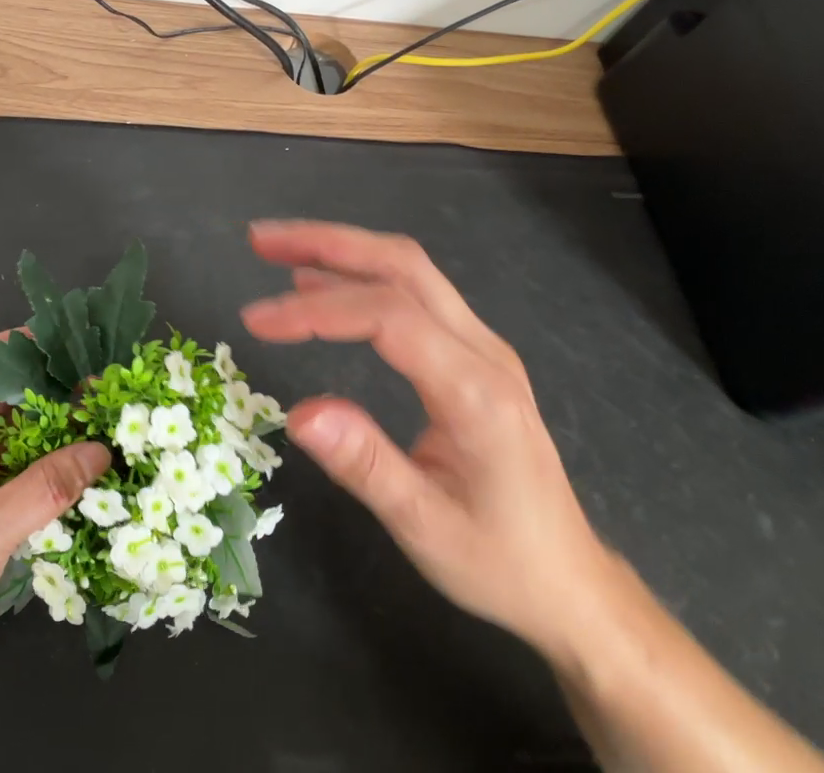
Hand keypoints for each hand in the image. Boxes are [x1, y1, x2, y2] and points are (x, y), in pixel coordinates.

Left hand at [0, 350, 110, 771]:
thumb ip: (46, 486)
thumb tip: (102, 449)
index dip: (11, 346)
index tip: (62, 340)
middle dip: (44, 395)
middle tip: (101, 389)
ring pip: (9, 451)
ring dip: (48, 440)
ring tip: (103, 430)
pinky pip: (12, 489)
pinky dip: (43, 481)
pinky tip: (82, 485)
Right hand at [240, 220, 616, 656]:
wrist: (568, 582)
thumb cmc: (497, 561)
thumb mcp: (423, 525)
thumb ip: (364, 464)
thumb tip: (297, 413)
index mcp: (475, 392)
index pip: (388, 317)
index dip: (315, 310)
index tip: (255, 322)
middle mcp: (485, 353)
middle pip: (404, 268)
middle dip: (328, 244)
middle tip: (260, 241)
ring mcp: (484, 351)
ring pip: (412, 273)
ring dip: (343, 252)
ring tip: (277, 250)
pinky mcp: (474, 360)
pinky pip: (416, 298)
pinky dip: (362, 279)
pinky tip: (321, 284)